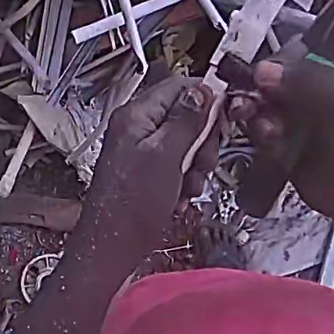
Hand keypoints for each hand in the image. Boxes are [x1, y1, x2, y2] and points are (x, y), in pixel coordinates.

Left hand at [75, 75, 218, 269]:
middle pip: (186, 115)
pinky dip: (185, 180)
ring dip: (196, 165)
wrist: (113, 247)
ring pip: (185, 143)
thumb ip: (186, 120)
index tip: (221, 124)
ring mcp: (141, 152)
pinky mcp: (147, 174)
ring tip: (188, 186)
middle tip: (201, 163)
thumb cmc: (133, 204)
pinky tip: (181, 197)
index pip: (179, 87)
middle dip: (202, 141)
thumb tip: (203, 89)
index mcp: (136, 116)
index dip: (205, 101)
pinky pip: (177, 166)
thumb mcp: (166, 155)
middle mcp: (137, 129)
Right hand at [230, 58, 333, 247]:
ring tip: (267, 127)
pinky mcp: (287, 155)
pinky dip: (260, 137)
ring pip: (264, 111)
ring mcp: (300, 129)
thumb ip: (310, 82)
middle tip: (251, 101)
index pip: (298, 60)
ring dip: (257, 115)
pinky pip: (263, 139)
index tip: (260, 75)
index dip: (277, 65)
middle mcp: (316, 101)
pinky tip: (270, 140)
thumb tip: (263, 71)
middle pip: (274, 86)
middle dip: (259, 92)